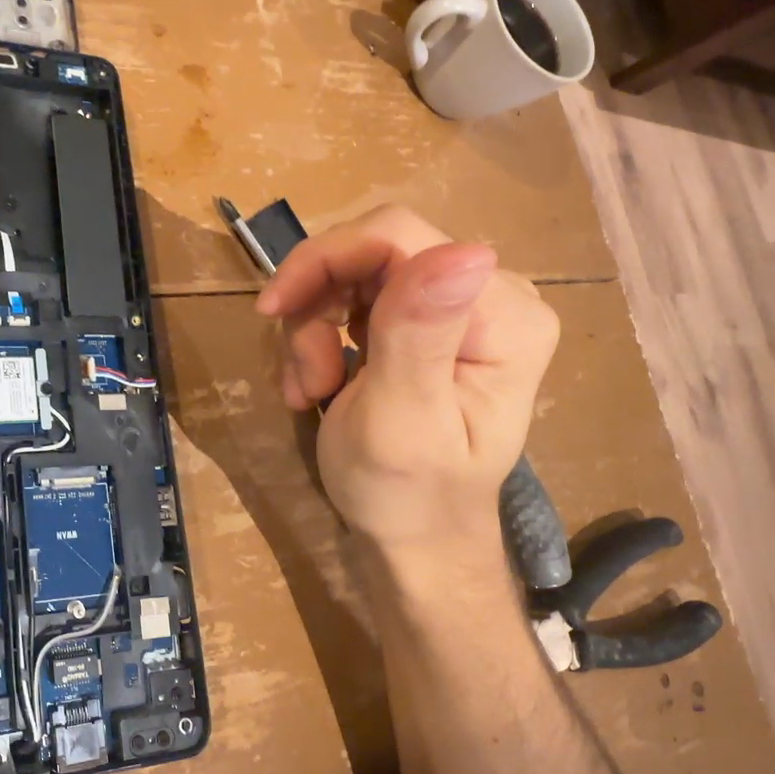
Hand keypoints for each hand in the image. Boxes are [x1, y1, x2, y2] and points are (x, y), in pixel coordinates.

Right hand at [255, 205, 558, 555]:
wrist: (410, 535)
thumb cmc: (406, 492)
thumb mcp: (402, 420)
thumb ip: (419, 336)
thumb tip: (466, 249)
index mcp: (503, 317)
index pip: (397, 238)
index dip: (323, 260)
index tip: (272, 309)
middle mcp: (488, 294)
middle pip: (368, 250)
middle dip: (316, 306)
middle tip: (303, 374)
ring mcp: (453, 303)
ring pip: (349, 270)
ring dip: (311, 327)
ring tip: (309, 389)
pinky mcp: (421, 316)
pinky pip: (349, 294)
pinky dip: (317, 334)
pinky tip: (315, 383)